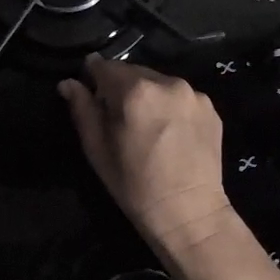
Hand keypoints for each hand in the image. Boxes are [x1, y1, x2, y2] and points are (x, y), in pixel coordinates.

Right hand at [59, 55, 235, 250]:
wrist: (188, 213)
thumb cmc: (134, 186)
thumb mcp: (97, 150)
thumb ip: (82, 110)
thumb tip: (69, 84)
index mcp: (136, 90)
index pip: (105, 66)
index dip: (92, 77)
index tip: (89, 92)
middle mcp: (168, 82)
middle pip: (134, 72)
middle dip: (122, 88)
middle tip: (118, 118)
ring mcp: (194, 95)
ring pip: (159, 84)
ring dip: (148, 96)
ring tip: (146, 128)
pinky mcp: (211, 109)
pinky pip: (181, 98)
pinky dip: (170, 107)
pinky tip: (170, 134)